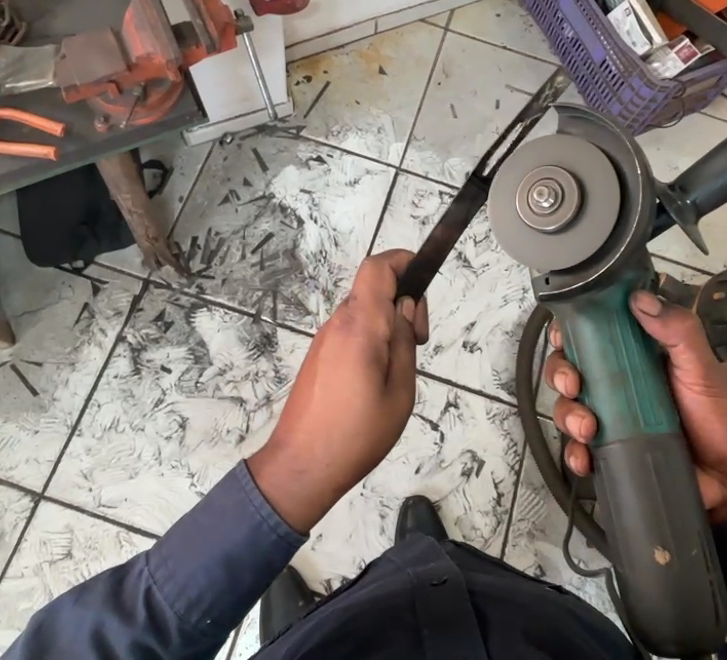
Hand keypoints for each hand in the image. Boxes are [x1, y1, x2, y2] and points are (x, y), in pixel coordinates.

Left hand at [248, 249, 428, 531]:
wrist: (302, 466)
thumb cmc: (358, 433)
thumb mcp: (400, 390)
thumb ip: (405, 342)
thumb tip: (405, 308)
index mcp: (360, 325)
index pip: (378, 266)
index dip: (404, 261)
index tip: (425, 287)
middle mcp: (338, 322)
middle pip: (374, 287)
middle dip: (404, 302)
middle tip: (420, 342)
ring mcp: (325, 338)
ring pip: (364, 311)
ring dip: (389, 324)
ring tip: (400, 369)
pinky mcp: (319, 355)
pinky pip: (352, 330)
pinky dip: (372, 338)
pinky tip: (378, 378)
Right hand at [546, 290, 726, 522]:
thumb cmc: (720, 419)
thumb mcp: (703, 369)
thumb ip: (679, 332)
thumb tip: (639, 297)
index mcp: (634, 356)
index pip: (590, 335)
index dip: (569, 333)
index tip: (564, 337)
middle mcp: (616, 384)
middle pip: (568, 369)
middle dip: (560, 374)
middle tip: (573, 385)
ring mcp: (610, 420)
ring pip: (568, 408)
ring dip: (568, 415)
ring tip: (588, 429)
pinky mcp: (610, 455)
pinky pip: (579, 451)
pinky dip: (575, 455)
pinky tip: (585, 458)